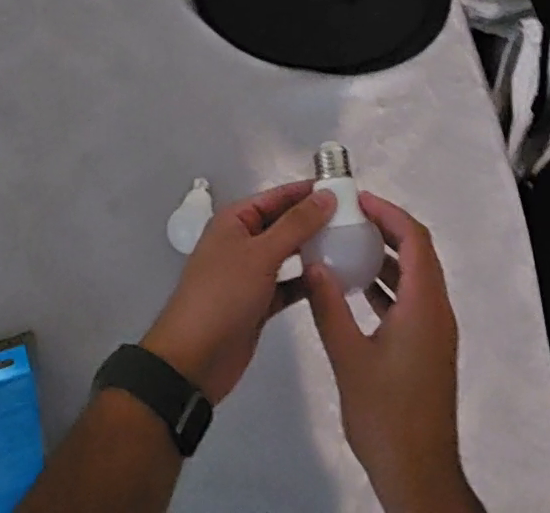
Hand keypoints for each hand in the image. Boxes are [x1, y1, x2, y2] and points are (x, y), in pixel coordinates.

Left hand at [141, 180, 335, 404]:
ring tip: (352, 244)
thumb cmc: (223, 296)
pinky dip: (309, 281)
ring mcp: (251, 273)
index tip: (345, 189)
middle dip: (316, 220)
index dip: (308, 191)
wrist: (193, 360)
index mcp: (235, 221)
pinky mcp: (260, 302)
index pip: (277, 196)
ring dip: (315, 250)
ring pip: (289, 254)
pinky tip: (336, 280)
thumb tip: (327, 195)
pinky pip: (290, 284)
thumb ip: (296, 224)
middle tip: (355, 219)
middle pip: (285, 223)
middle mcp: (243, 242)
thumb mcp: (261, 254)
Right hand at [305, 194, 482, 512]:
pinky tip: (358, 290)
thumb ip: (329, 308)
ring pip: (417, 278)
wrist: (418, 469)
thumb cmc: (385, 413)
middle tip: (353, 217)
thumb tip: (314, 265)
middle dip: (389, 230)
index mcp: (424, 305)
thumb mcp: (348, 358)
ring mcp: (437, 331)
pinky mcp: (430, 348)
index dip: (390, 214)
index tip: (361, 200)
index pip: (415, 240)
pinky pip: (413, 301)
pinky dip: (389, 286)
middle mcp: (438, 311)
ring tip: (351, 246)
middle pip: (420, 254)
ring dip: (388, 258)